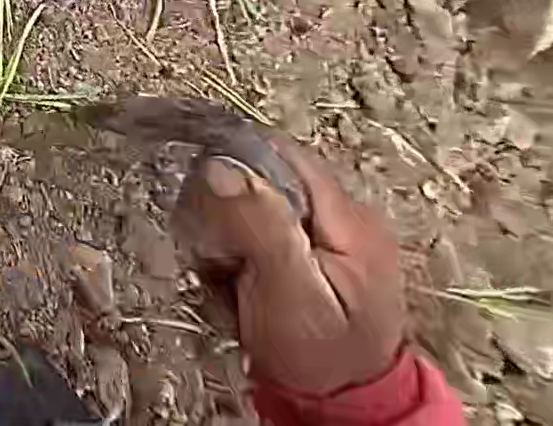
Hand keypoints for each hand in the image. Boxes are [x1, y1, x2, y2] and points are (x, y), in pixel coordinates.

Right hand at [174, 143, 406, 393]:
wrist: (339, 413)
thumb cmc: (322, 359)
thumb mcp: (290, 293)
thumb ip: (261, 226)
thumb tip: (221, 167)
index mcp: (349, 216)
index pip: (279, 152)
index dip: (236, 162)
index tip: (203, 188)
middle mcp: (342, 213)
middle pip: (266, 173)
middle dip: (229, 202)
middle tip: (217, 246)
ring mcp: (327, 230)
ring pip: (257, 195)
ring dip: (230, 223)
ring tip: (227, 265)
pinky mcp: (308, 246)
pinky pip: (260, 219)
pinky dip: (238, 239)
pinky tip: (235, 269)